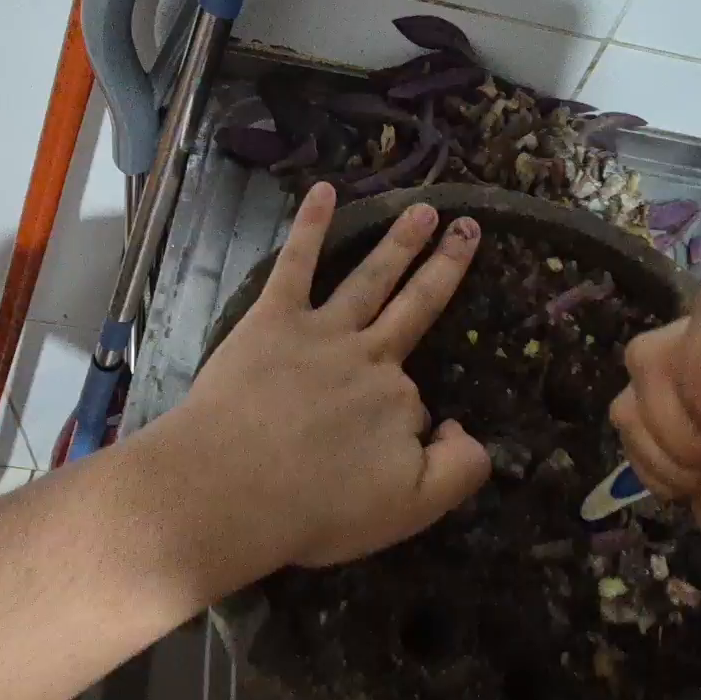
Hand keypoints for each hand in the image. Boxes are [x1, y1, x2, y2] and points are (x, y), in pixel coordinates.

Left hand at [166, 182, 490, 568]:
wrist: (230, 490)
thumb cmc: (315, 508)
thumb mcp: (409, 509)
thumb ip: (457, 470)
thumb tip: (459, 428)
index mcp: (397, 398)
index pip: (416, 401)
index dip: (406, 429)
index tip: (379, 459)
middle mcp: (368, 354)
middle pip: (416, 304)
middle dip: (445, 266)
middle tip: (470, 229)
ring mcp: (319, 330)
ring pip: (370, 278)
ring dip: (399, 243)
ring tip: (423, 211)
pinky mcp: (272, 319)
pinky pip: (295, 265)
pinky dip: (309, 227)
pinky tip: (323, 190)